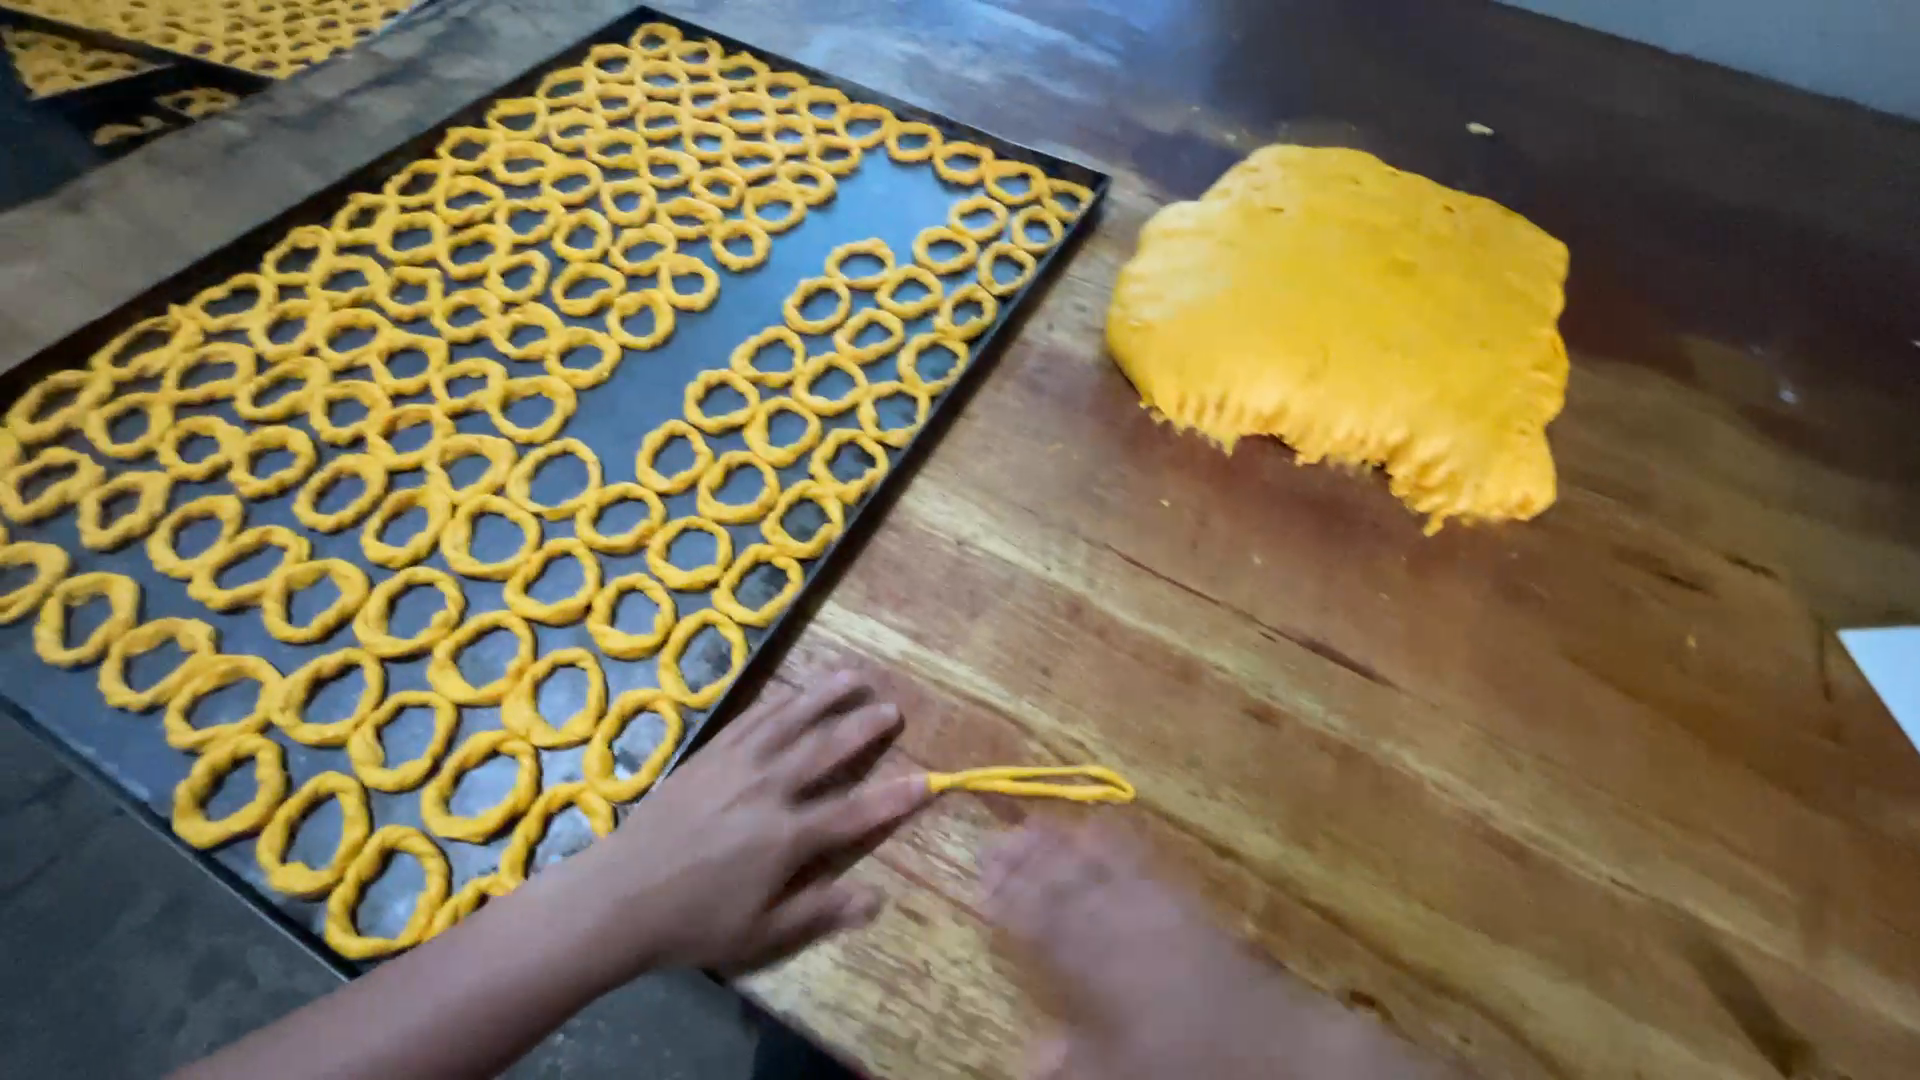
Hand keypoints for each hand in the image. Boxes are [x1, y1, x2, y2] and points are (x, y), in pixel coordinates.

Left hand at [554, 670, 930, 979]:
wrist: (617, 896)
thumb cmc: (693, 921)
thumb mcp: (761, 933)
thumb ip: (820, 910)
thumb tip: (877, 898)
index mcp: (785, 836)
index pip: (853, 811)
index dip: (894, 797)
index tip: (927, 780)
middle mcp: (769, 788)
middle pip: (827, 749)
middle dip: (864, 726)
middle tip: (892, 708)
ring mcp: (737, 764)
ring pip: (791, 719)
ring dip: (826, 695)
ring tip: (855, 676)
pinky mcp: (710, 753)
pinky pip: (752, 717)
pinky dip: (780, 700)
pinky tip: (795, 690)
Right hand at [982, 823, 1451, 1079]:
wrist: (1284, 1050)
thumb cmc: (1196, 1066)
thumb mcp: (1125, 1073)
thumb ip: (1076, 1060)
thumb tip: (1027, 1054)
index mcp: (1101, 971)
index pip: (1044, 926)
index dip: (1012, 898)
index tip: (984, 871)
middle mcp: (1124, 930)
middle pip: (1068, 888)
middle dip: (1031, 862)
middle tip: (1000, 834)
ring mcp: (1158, 909)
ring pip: (1101, 868)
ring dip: (1066, 844)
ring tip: (1038, 819)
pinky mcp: (1189, 904)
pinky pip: (1145, 863)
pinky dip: (1119, 842)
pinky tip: (1105, 824)